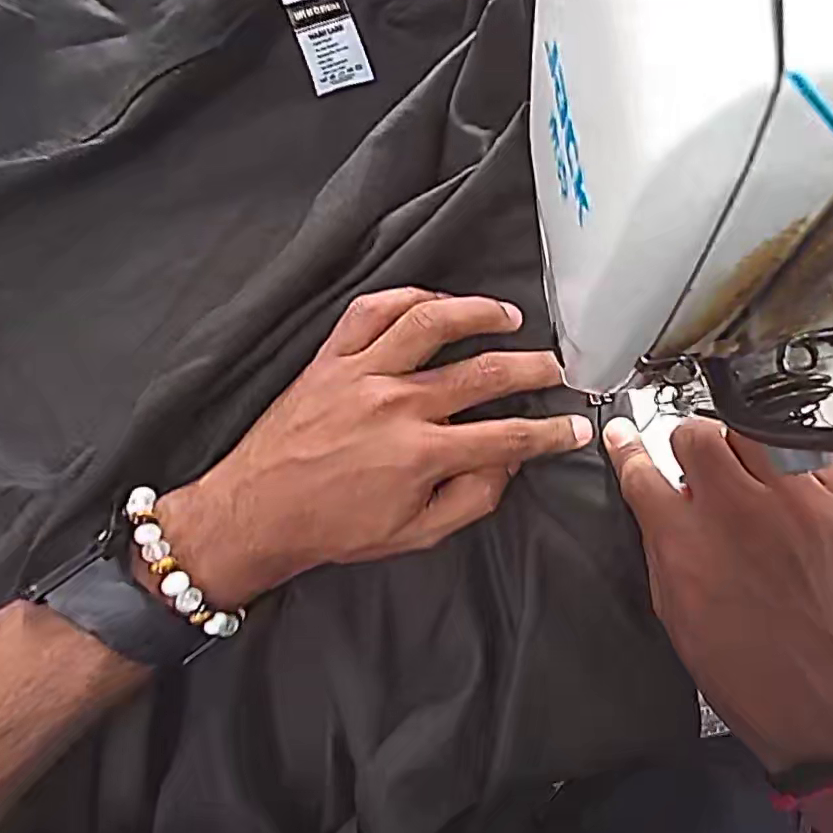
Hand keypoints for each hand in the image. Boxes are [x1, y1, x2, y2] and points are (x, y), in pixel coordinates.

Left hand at [149, 288, 592, 607]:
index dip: (552, 432)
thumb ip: (472, 498)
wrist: (258, 512)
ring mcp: (363, 374)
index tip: (574, 425)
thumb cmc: (336, 529)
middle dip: (534, 367)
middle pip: (486, 371)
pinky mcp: (332, 359)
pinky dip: (408, 298)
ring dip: (479, 313)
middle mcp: (398, 404)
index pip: (509, 436)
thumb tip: (509, 462)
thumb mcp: (416, 534)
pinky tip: (433, 303)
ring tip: (508, 315)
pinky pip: (373, 310)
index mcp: (422, 454)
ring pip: (433, 322)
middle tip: (555, 368)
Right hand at [604, 416, 832, 772]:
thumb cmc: (751, 671)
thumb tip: (658, 504)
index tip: (625, 437)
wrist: (827, 706)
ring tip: (753, 472)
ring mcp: (797, 504)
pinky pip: (821, 445)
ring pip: (754, 427)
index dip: (627, 447)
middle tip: (703, 464)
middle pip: (697, 433)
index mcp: (684, 543)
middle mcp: (736, 515)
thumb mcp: (677, 610)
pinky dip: (803, 456)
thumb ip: (663, 545)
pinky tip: (798, 480)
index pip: (640, 469)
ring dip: (743, 445)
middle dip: (691, 445)